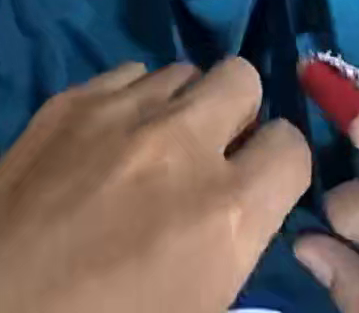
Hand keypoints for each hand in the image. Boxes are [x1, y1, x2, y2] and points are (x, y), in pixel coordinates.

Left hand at [0, 58, 311, 312]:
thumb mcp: (197, 308)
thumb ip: (232, 245)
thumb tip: (242, 205)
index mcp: (224, 213)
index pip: (291, 145)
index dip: (279, 165)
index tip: (259, 180)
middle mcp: (180, 142)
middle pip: (240, 75)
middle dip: (236, 112)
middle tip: (210, 151)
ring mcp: (118, 110)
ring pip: (181, 70)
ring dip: (180, 105)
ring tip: (150, 147)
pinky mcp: (68, 98)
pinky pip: (126, 74)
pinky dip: (129, 101)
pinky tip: (103, 140)